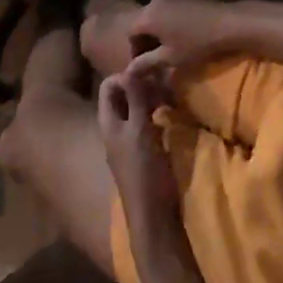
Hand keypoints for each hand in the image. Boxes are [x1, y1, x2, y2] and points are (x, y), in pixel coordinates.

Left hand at [98, 70, 177, 226]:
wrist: (153, 215)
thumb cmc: (143, 170)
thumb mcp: (139, 130)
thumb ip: (135, 99)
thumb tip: (131, 67)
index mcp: (108, 121)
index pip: (109, 85)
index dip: (125, 75)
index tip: (148, 75)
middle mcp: (116, 127)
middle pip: (124, 94)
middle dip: (142, 84)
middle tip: (164, 81)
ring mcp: (130, 138)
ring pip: (138, 106)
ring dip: (152, 97)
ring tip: (172, 93)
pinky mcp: (146, 148)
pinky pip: (149, 121)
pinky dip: (159, 112)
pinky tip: (174, 111)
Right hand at [124, 0, 234, 84]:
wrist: (227, 23)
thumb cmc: (196, 43)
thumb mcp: (169, 58)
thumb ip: (146, 64)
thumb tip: (128, 73)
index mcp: (147, 16)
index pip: (130, 34)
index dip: (134, 52)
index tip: (143, 67)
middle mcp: (154, 2)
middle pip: (141, 24)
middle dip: (144, 43)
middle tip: (153, 61)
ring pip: (153, 17)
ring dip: (155, 34)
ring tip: (166, 51)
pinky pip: (165, 12)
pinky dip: (165, 25)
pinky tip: (177, 38)